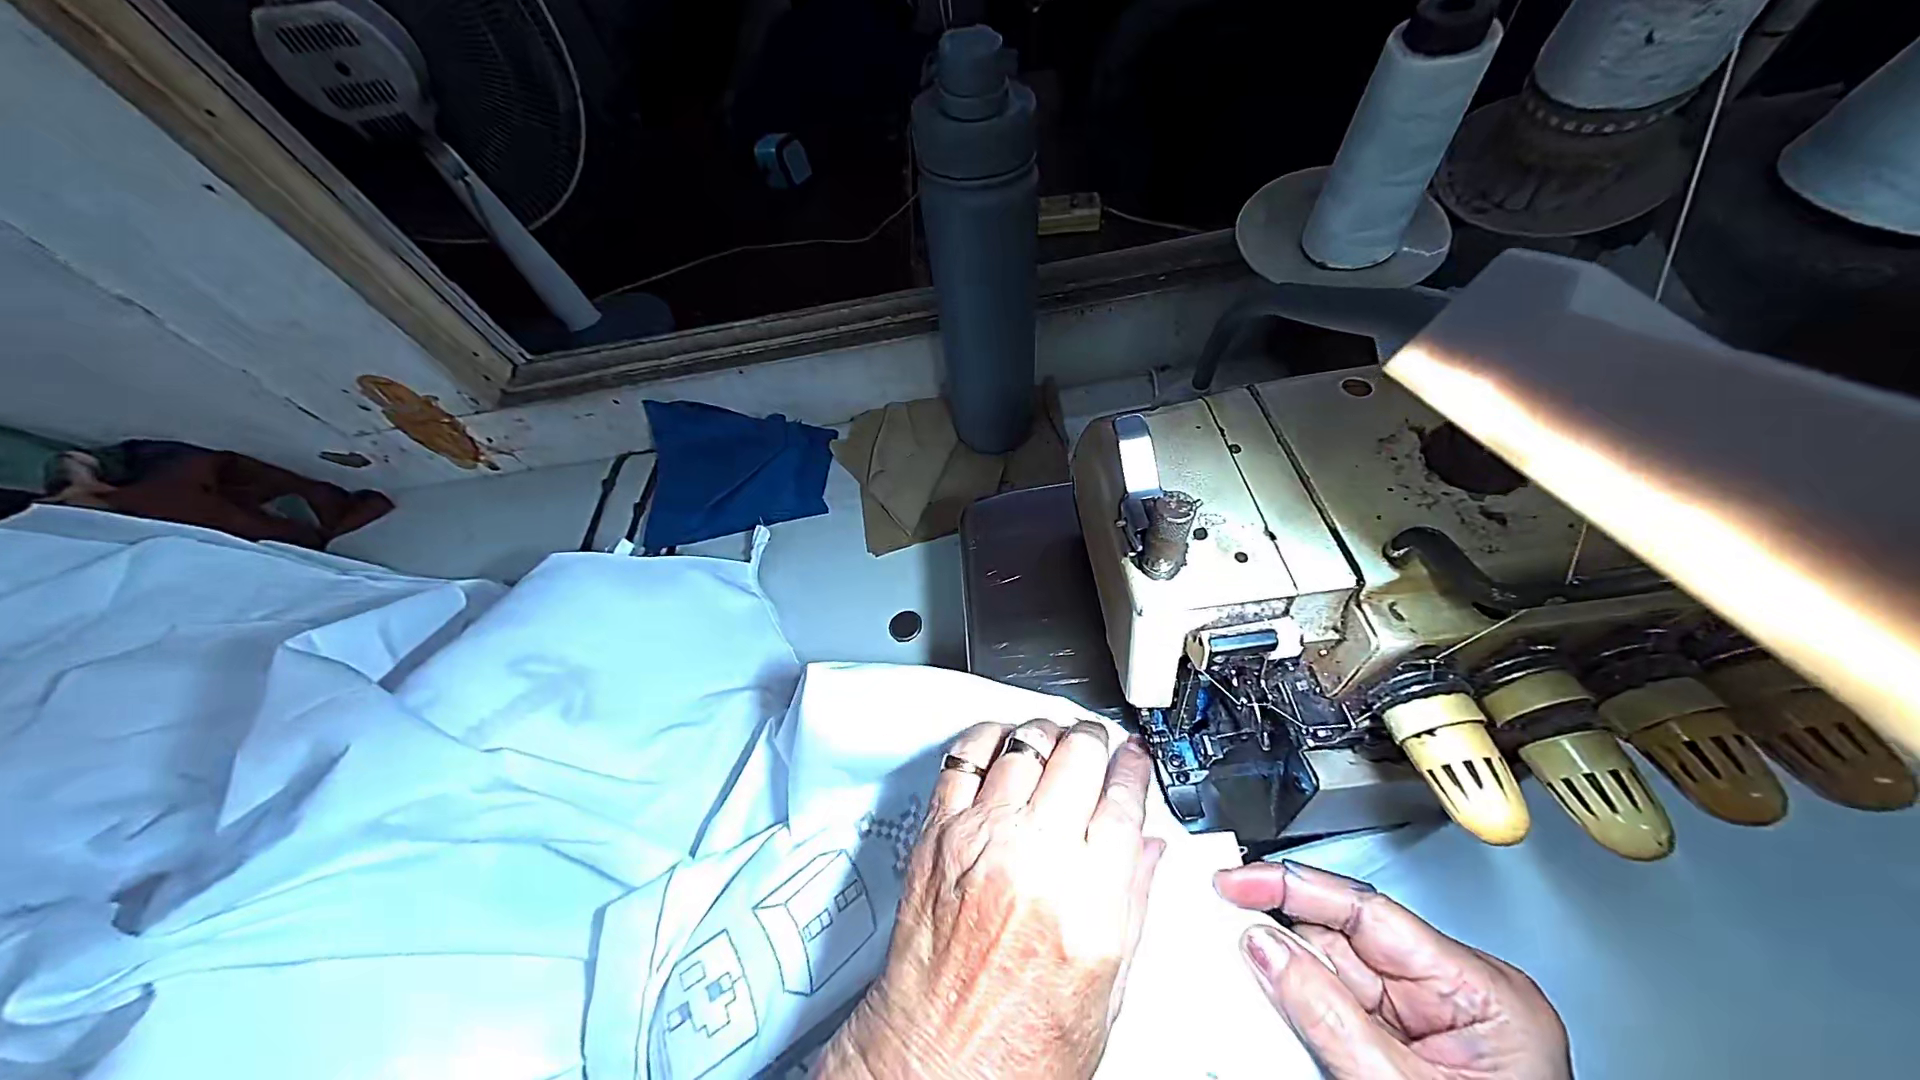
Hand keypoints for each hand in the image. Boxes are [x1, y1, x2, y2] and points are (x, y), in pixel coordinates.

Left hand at [816, 719, 1165, 1079]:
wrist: (936, 1060)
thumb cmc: (1021, 1045)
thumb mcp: (1108, 986)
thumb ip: (1133, 901)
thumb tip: (1147, 847)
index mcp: (1089, 899)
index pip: (1125, 799)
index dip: (1136, 767)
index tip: (1135, 759)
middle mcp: (1036, 856)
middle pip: (1078, 756)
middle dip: (1095, 740)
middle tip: (1097, 743)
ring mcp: (982, 837)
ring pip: (1025, 745)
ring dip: (1047, 732)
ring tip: (1055, 738)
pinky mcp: (939, 832)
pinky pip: (964, 757)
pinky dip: (988, 737)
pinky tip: (1001, 741)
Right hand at [1214, 860, 1570, 1079]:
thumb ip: (1328, 1014)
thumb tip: (1264, 945)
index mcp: (1483, 995)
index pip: (1369, 910)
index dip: (1292, 886)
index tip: (1237, 881)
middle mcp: (1456, 997)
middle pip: (1342, 937)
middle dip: (1283, 934)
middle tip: (1226, 926)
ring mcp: (1429, 1022)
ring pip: (1330, 969)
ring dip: (1286, 972)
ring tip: (1252, 979)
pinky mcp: (1401, 1044)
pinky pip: (1333, 1003)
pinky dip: (1298, 1004)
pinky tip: (1278, 1008)